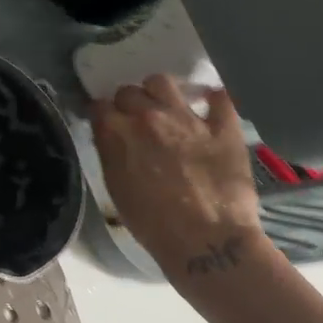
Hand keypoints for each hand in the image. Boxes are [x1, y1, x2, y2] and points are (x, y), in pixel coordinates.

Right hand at [90, 75, 273, 289]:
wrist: (206, 240)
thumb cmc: (151, 221)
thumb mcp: (115, 184)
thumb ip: (111, 151)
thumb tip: (112, 136)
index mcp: (115, 132)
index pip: (99, 105)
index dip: (103, 115)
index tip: (108, 124)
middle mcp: (147, 116)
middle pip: (129, 91)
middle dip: (129, 103)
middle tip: (137, 120)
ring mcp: (188, 119)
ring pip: (164, 82)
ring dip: (160, 92)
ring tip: (167, 108)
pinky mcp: (224, 129)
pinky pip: (221, 99)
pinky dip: (214, 99)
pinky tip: (210, 106)